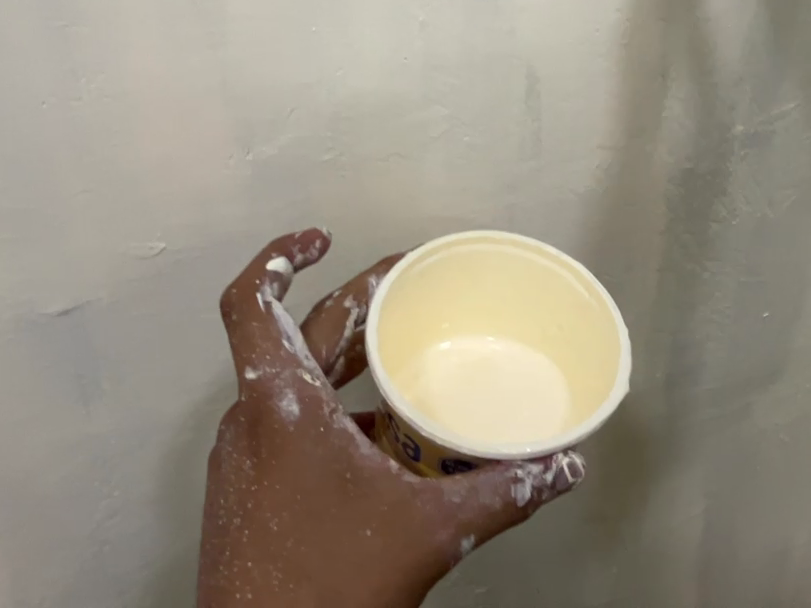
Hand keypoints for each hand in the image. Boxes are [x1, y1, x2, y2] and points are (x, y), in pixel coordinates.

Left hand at [197, 230, 585, 607]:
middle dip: (352, 300)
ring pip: (296, 377)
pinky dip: (337, 405)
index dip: (280, 256)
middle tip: (402, 280)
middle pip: (298, 333)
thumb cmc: (328, 588)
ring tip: (399, 344)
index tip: (323, 238)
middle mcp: (253, 419)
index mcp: (280, 407)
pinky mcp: (251, 487)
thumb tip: (564, 468)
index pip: (253, 304)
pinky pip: (294, 420)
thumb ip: (502, 493)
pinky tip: (384, 428)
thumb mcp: (428, 532)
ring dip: (345, 354)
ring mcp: (246, 455)